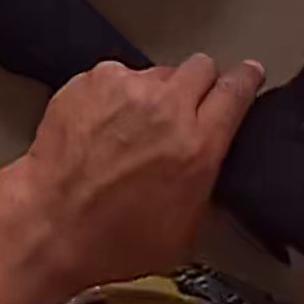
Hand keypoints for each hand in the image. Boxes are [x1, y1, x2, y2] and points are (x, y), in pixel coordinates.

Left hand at [0, 54, 265, 293]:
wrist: (52, 219)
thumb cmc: (114, 236)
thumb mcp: (184, 227)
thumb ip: (205, 178)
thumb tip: (210, 155)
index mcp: (197, 145)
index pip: (235, 91)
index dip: (246, 79)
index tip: (250, 71)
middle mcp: (167, 106)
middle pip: (200, 66)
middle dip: (199, 81)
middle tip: (185, 102)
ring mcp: (129, 86)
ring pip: (156, 71)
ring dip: (152, 92)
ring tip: (130, 124)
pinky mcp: (97, 76)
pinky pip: (119, 75)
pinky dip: (116, 93)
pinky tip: (102, 121)